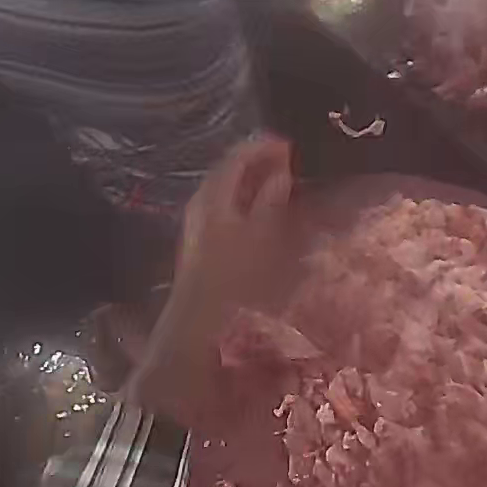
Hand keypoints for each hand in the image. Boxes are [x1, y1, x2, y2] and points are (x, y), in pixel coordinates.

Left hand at [125, 135, 293, 423]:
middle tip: (291, 161)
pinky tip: (264, 217)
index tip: (291, 144)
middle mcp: (202, 210)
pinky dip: (246, 206)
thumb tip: (280, 172)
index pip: (237, 158)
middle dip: (258, 163)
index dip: (263, 147)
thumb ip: (270, 204)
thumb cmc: (233, 290)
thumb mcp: (261, 242)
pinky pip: (227, 214)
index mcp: (214, 201)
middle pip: (228, 173)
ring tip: (282, 185)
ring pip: (227, 195)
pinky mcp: (203, 252)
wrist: (195, 341)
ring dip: (253, 186)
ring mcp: (200, 232)